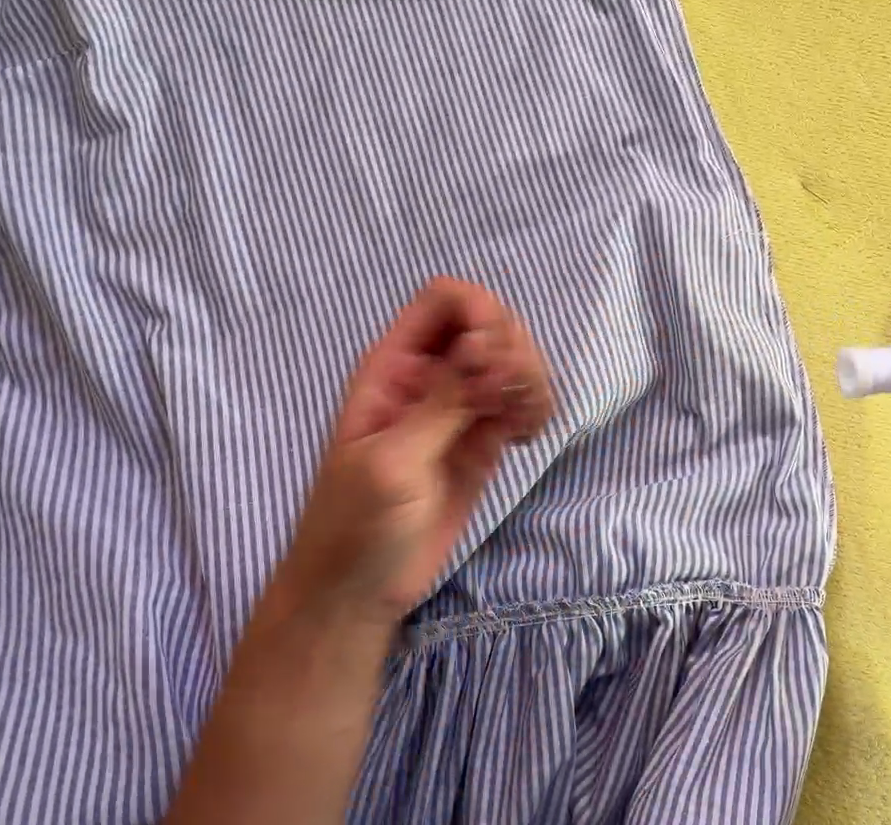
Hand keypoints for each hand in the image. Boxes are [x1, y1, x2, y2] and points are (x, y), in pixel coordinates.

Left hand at [281, 277, 553, 622]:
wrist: (359, 590)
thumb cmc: (355, 525)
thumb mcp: (391, 462)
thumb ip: (440, 403)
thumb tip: (482, 343)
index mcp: (394, 366)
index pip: (445, 300)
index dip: (478, 314)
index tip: (488, 362)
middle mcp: (431, 376)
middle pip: (490, 323)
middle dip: (512, 350)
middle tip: (504, 400)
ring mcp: (459, 408)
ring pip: (513, 360)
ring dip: (531, 379)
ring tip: (522, 424)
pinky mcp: (482, 439)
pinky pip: (521, 402)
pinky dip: (536, 408)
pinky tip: (526, 438)